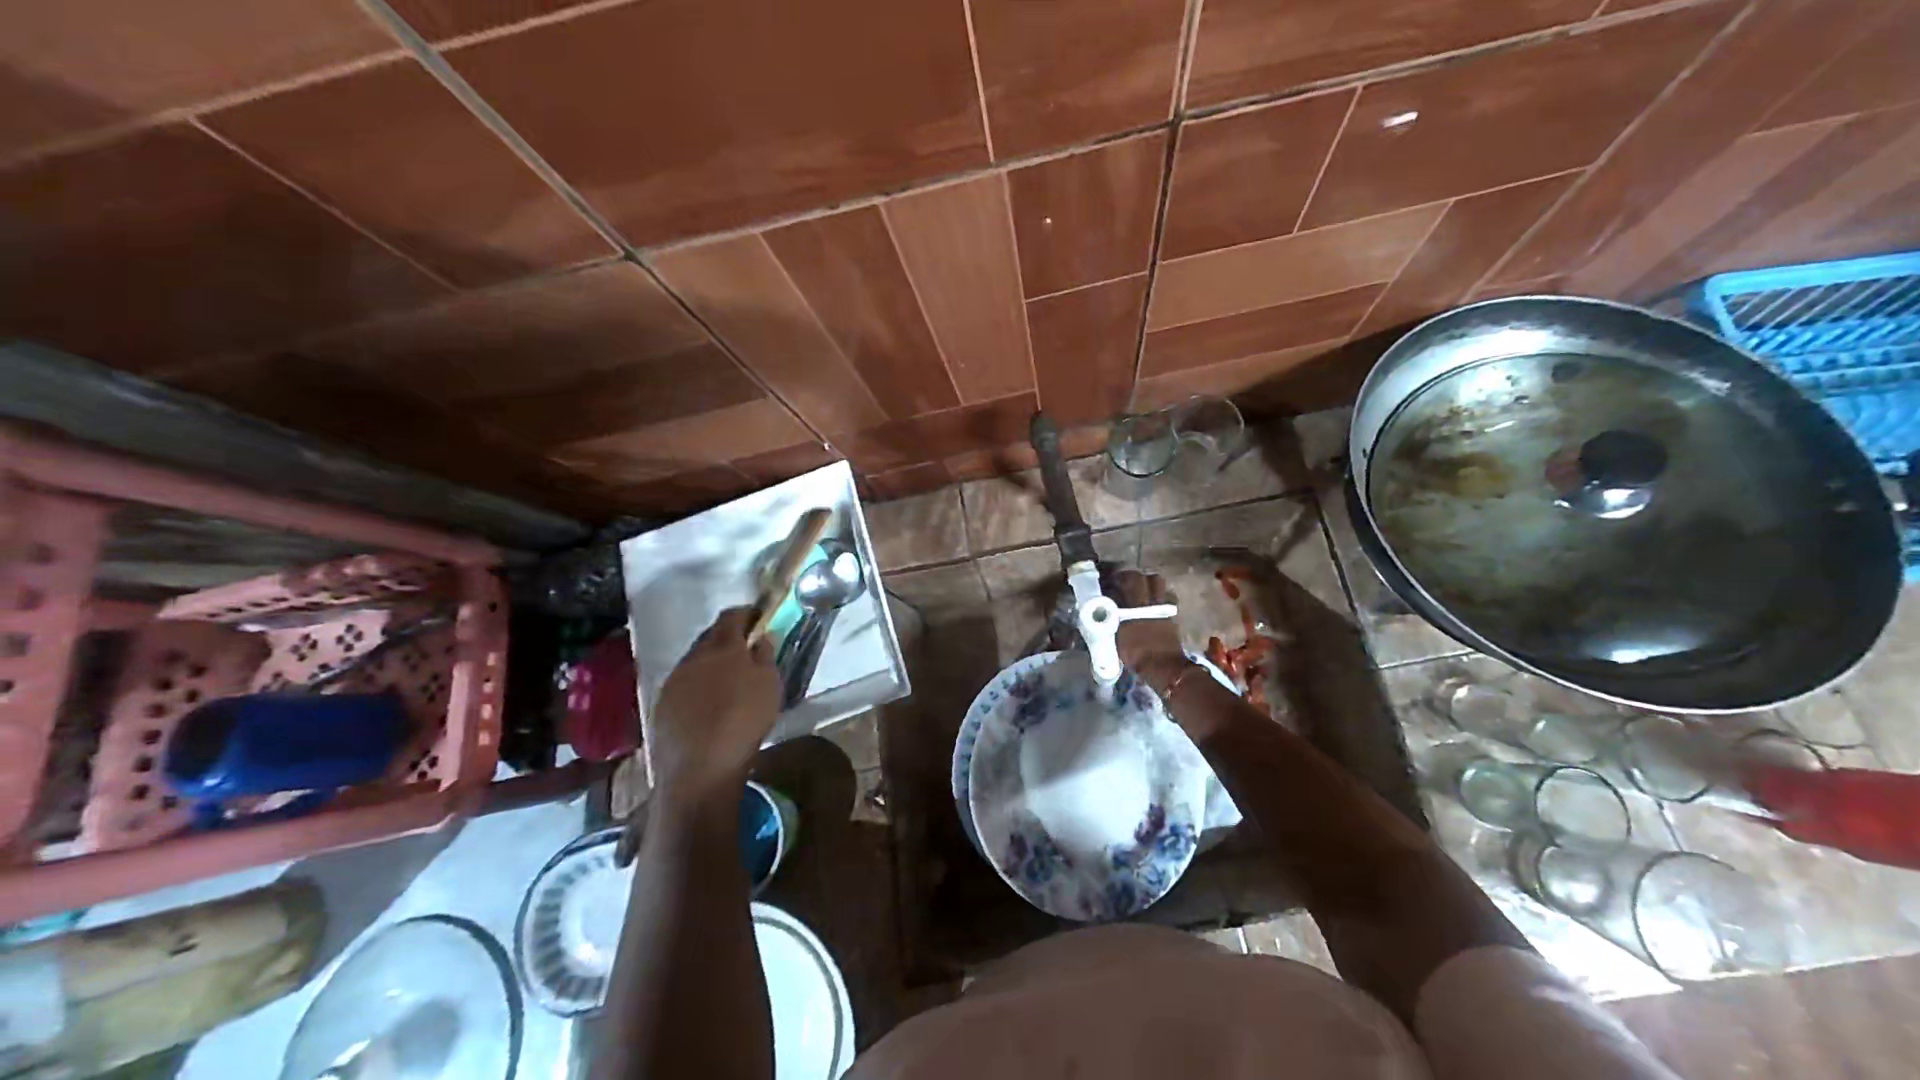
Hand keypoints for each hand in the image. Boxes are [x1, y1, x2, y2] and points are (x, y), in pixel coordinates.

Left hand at [648, 607, 778, 807]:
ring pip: (696, 660)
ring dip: (711, 663)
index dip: (747, 614)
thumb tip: (762, 637)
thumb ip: (766, 656)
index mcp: (723, 646)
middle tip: (746, 650)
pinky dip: (698, 685)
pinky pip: (684, 683)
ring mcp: (674, 679)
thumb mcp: (770, 686)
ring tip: (728, 681)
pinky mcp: (663, 702)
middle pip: (711, 635)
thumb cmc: (744, 720)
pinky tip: (708, 704)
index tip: (759, 619)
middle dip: (728, 638)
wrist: (700, 765)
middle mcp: (694, 655)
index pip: (732, 615)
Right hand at [1113, 570, 1190, 691]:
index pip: (1128, 582)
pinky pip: (1166, 598)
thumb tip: (1104, 613)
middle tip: (1125, 584)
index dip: (1118, 579)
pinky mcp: (1172, 616)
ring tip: (1141, 592)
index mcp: (1135, 606)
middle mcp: (1151, 603)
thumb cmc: (1137, 655)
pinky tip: (1153, 605)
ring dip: (1150, 585)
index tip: (1111, 582)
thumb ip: (1112, 622)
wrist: (1163, 668)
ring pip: (1159, 585)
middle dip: (1135, 578)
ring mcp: (1164, 608)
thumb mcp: (1117, 639)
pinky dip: (1160, 597)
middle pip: (1146, 579)